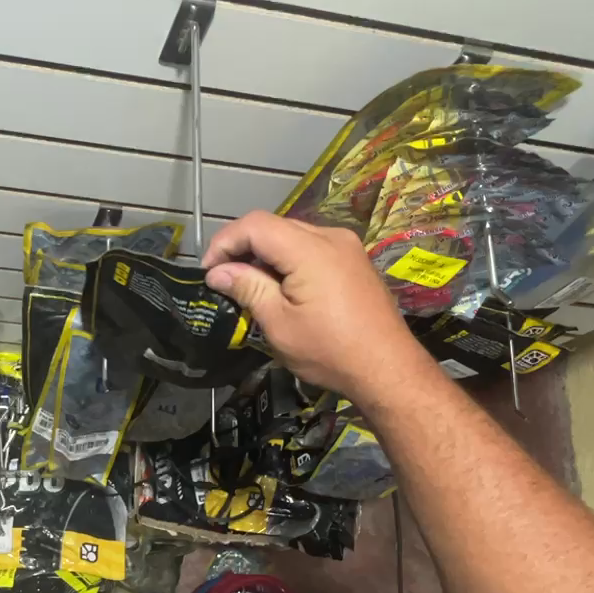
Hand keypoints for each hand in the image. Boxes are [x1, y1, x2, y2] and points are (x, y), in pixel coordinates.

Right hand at [202, 211, 434, 404]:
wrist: (386, 367)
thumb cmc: (329, 350)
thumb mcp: (279, 324)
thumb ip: (248, 289)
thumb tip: (217, 273)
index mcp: (310, 249)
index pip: (255, 225)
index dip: (225, 242)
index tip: (207, 271)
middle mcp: (330, 237)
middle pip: (274, 226)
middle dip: (242, 247)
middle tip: (222, 279)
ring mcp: (346, 247)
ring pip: (292, 236)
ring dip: (264, 254)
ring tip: (246, 286)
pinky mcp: (353, 261)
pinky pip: (311, 248)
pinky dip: (287, 260)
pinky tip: (278, 287)